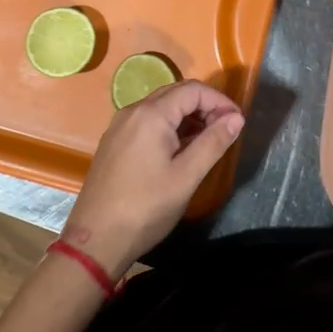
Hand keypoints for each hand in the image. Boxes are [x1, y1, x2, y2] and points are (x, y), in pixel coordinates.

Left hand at [62, 79, 243, 278]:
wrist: (95, 241)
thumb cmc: (145, 209)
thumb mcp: (186, 177)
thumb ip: (213, 143)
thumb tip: (237, 118)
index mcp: (151, 114)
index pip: (193, 90)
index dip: (219, 101)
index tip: (238, 122)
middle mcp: (133, 110)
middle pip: (176, 93)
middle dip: (204, 105)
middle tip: (225, 129)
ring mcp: (120, 125)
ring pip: (161, 106)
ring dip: (187, 115)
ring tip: (206, 140)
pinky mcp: (114, 141)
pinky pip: (147, 120)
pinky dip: (169, 125)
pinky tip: (179, 149)